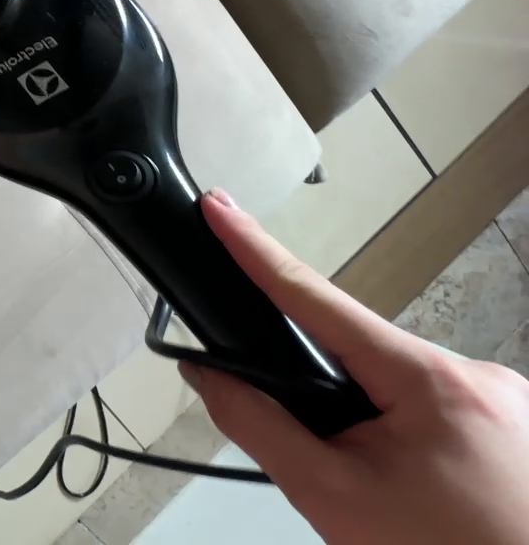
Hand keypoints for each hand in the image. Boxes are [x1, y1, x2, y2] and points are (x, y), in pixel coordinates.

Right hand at [183, 189, 528, 544]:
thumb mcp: (331, 495)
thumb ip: (254, 423)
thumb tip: (206, 374)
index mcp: (434, 382)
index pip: (313, 297)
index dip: (254, 248)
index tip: (217, 206)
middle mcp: (480, 379)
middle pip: (351, 347)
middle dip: (315, 380)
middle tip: (323, 449)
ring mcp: (507, 403)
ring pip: (387, 378)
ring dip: (359, 410)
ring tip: (374, 478)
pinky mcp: (517, 427)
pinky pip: (424, 402)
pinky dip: (394, 426)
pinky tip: (405, 477)